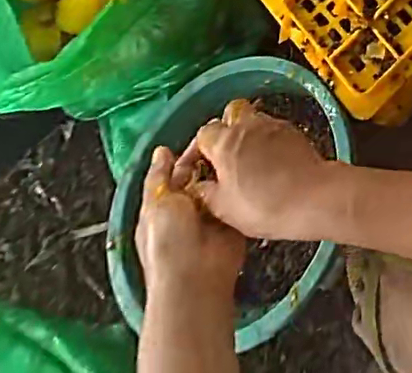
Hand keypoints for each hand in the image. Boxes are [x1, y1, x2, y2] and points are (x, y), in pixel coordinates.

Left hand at [139, 145, 244, 297]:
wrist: (195, 277)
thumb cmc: (167, 242)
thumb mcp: (155, 204)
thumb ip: (158, 176)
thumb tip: (161, 150)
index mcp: (166, 203)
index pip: (181, 169)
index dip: (194, 151)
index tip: (212, 132)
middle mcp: (190, 206)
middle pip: (205, 173)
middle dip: (215, 158)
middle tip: (234, 134)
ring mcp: (213, 213)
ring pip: (223, 182)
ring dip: (231, 168)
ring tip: (247, 145)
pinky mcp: (234, 219)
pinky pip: (239, 196)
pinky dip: (244, 183)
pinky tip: (256, 165)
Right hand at [174, 98, 338, 241]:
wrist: (310, 196)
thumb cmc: (263, 205)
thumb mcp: (223, 208)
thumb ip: (205, 192)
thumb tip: (198, 187)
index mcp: (226, 142)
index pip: (204, 133)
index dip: (198, 149)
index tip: (198, 167)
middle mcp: (249, 126)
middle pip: (231, 112)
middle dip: (225, 128)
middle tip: (223, 156)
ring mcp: (273, 125)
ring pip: (253, 118)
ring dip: (246, 133)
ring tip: (246, 160)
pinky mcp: (293, 130)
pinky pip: (272, 128)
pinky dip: (266, 139)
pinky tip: (268, 161)